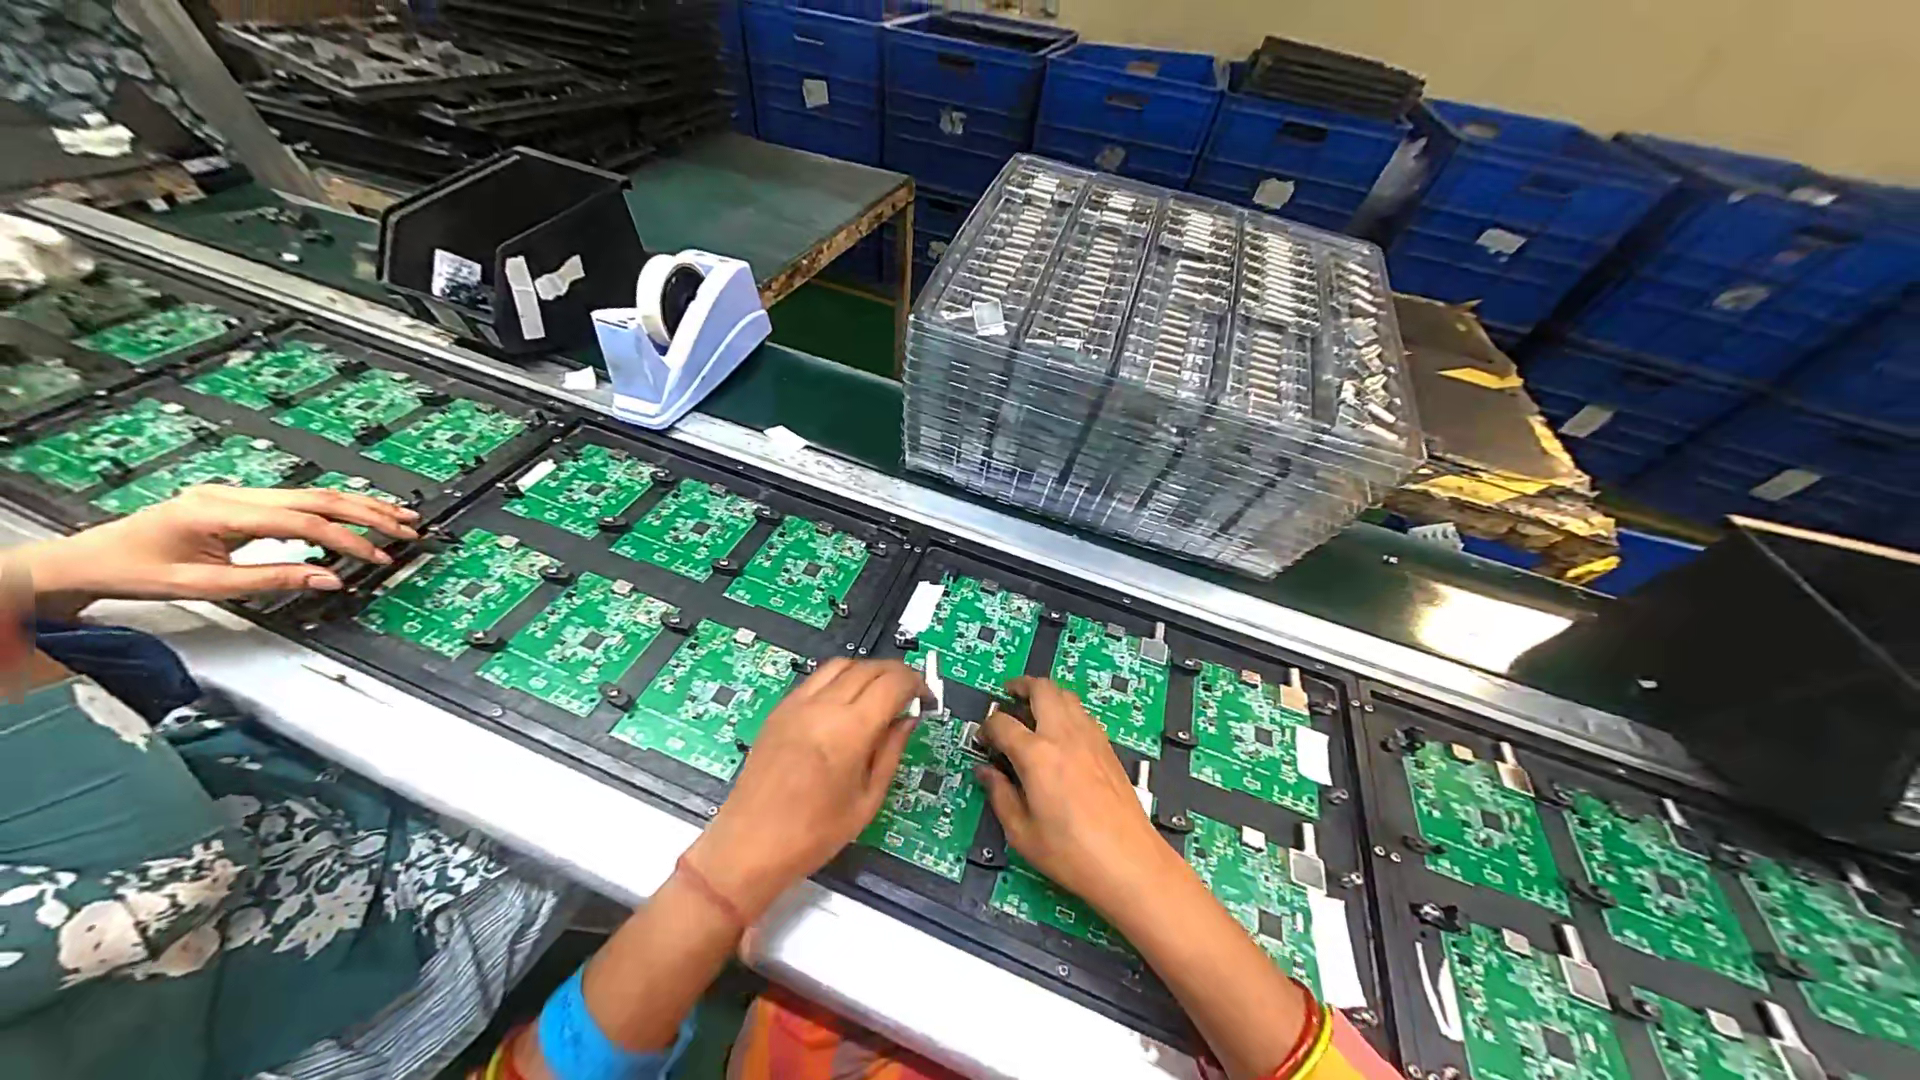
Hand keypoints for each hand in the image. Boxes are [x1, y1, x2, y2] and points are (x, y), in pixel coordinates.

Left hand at [14, 485, 418, 607]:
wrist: (83, 559)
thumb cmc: (134, 572)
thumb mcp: (204, 585)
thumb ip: (273, 579)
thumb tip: (331, 578)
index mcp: (218, 511)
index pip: (303, 522)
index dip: (348, 540)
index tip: (379, 558)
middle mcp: (231, 494)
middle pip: (318, 498)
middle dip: (369, 515)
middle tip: (408, 529)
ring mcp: (237, 493)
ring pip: (315, 493)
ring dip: (362, 506)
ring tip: (401, 516)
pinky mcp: (244, 500)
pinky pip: (302, 498)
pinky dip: (340, 507)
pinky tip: (364, 511)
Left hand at [687, 659, 929, 919]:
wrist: (750, 845)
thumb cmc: (815, 833)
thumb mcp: (868, 800)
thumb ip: (892, 751)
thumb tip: (908, 718)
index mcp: (850, 729)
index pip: (893, 683)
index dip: (917, 684)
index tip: (927, 699)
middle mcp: (823, 705)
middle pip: (870, 667)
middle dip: (897, 674)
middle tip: (910, 695)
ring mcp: (797, 703)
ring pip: (842, 664)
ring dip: (868, 671)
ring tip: (880, 694)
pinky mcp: (780, 709)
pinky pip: (817, 678)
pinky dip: (841, 678)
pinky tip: (846, 702)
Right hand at [977, 677, 1183, 919]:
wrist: (1129, 862)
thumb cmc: (1072, 853)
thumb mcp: (1021, 832)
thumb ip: (1000, 796)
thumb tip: (986, 773)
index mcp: (1037, 755)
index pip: (1002, 722)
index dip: (987, 727)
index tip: (983, 739)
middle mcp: (1064, 736)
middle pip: (1041, 689)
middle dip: (1021, 685)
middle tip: (1008, 694)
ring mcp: (1090, 739)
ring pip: (1066, 695)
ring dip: (1046, 694)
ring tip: (1034, 709)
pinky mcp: (1108, 748)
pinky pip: (1083, 714)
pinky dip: (1066, 710)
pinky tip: (1060, 732)